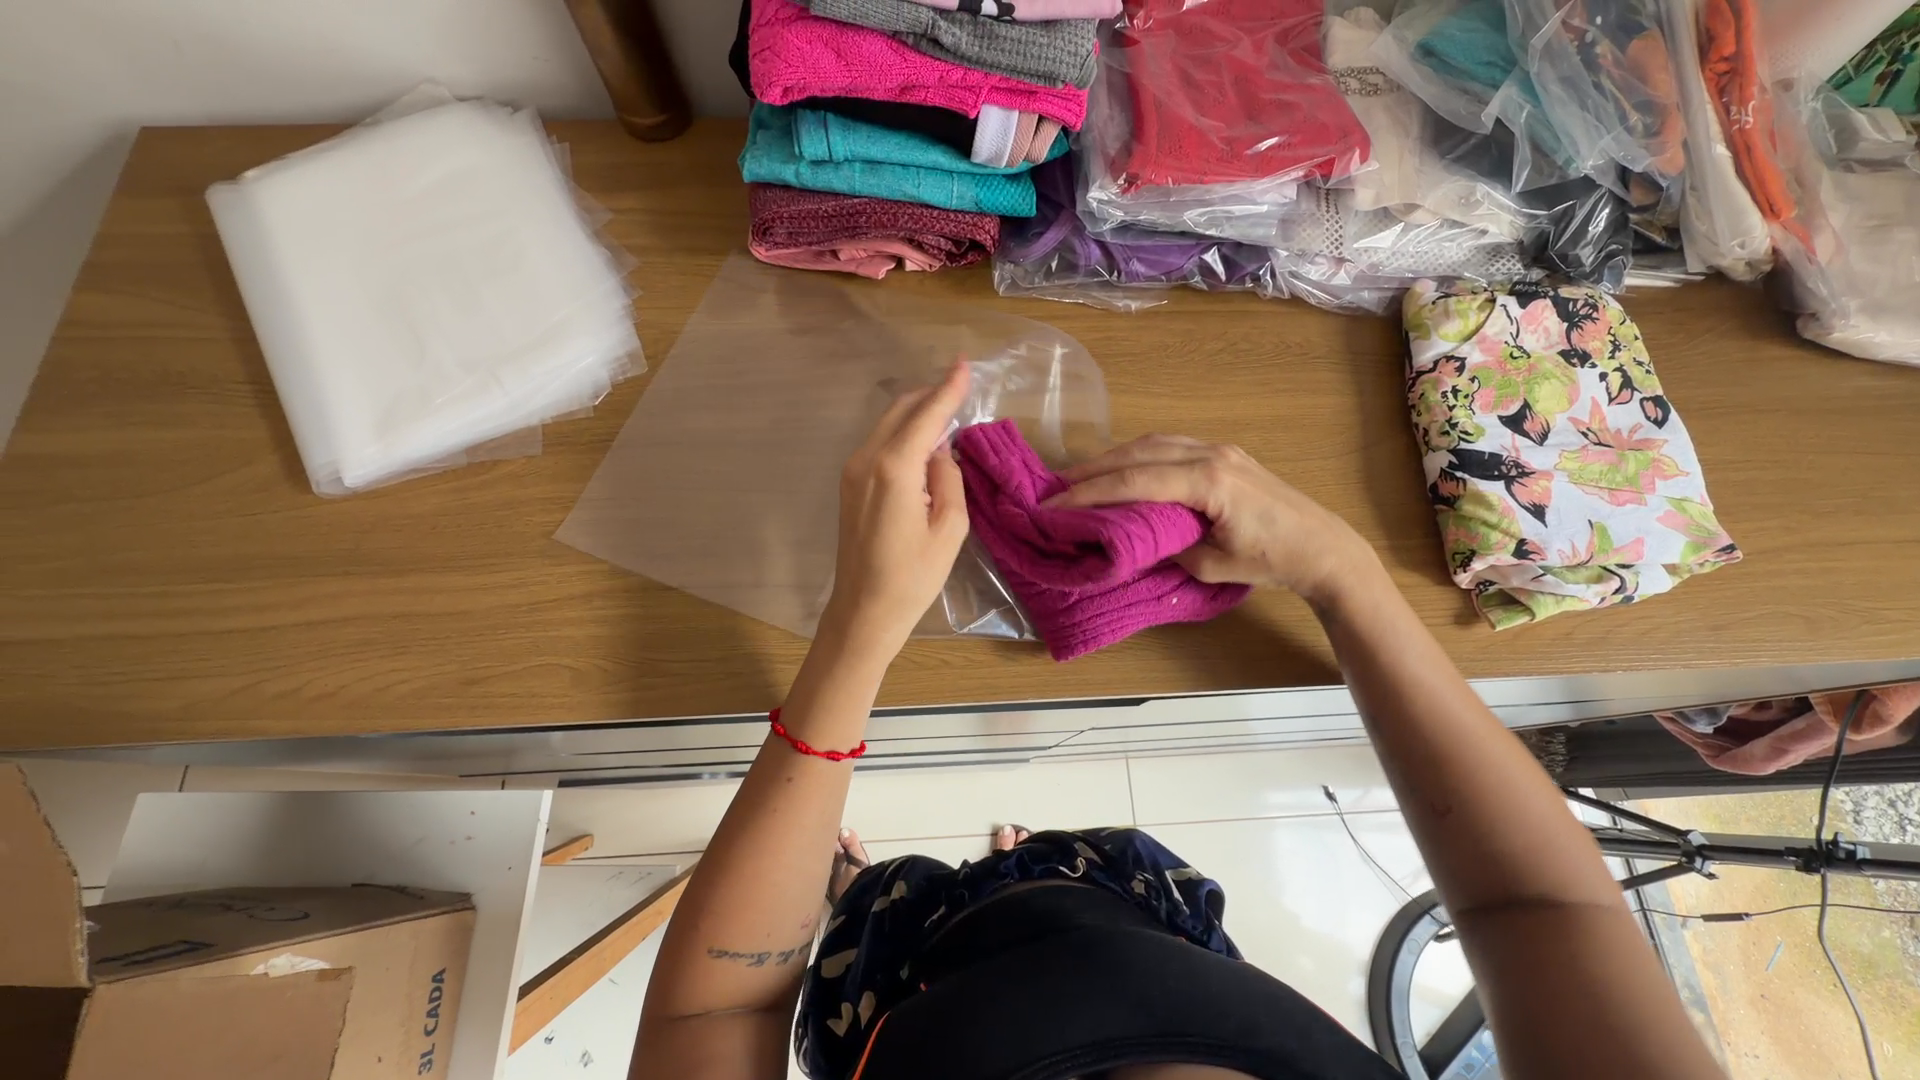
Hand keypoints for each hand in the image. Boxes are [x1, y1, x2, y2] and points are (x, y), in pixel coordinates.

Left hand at [820, 362, 971, 654]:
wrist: (864, 610)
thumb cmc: (913, 576)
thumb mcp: (950, 528)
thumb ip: (949, 477)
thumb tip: (940, 450)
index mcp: (895, 468)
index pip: (926, 415)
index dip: (948, 389)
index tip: (965, 364)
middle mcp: (867, 459)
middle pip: (900, 410)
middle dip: (930, 395)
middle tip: (960, 389)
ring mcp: (852, 471)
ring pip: (887, 424)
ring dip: (916, 414)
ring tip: (946, 415)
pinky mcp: (849, 484)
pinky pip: (880, 443)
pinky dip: (903, 433)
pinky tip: (923, 444)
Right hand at [1047, 435, 1376, 606]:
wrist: (1322, 546)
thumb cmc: (1270, 561)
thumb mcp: (1209, 564)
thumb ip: (1165, 544)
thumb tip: (1127, 536)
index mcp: (1208, 482)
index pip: (1134, 480)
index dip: (1090, 492)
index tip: (1055, 504)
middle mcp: (1210, 454)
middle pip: (1137, 453)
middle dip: (1092, 469)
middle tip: (1055, 487)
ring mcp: (1219, 449)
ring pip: (1151, 443)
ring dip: (1112, 458)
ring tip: (1080, 477)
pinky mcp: (1224, 454)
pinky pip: (1170, 446)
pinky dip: (1137, 456)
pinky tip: (1121, 469)